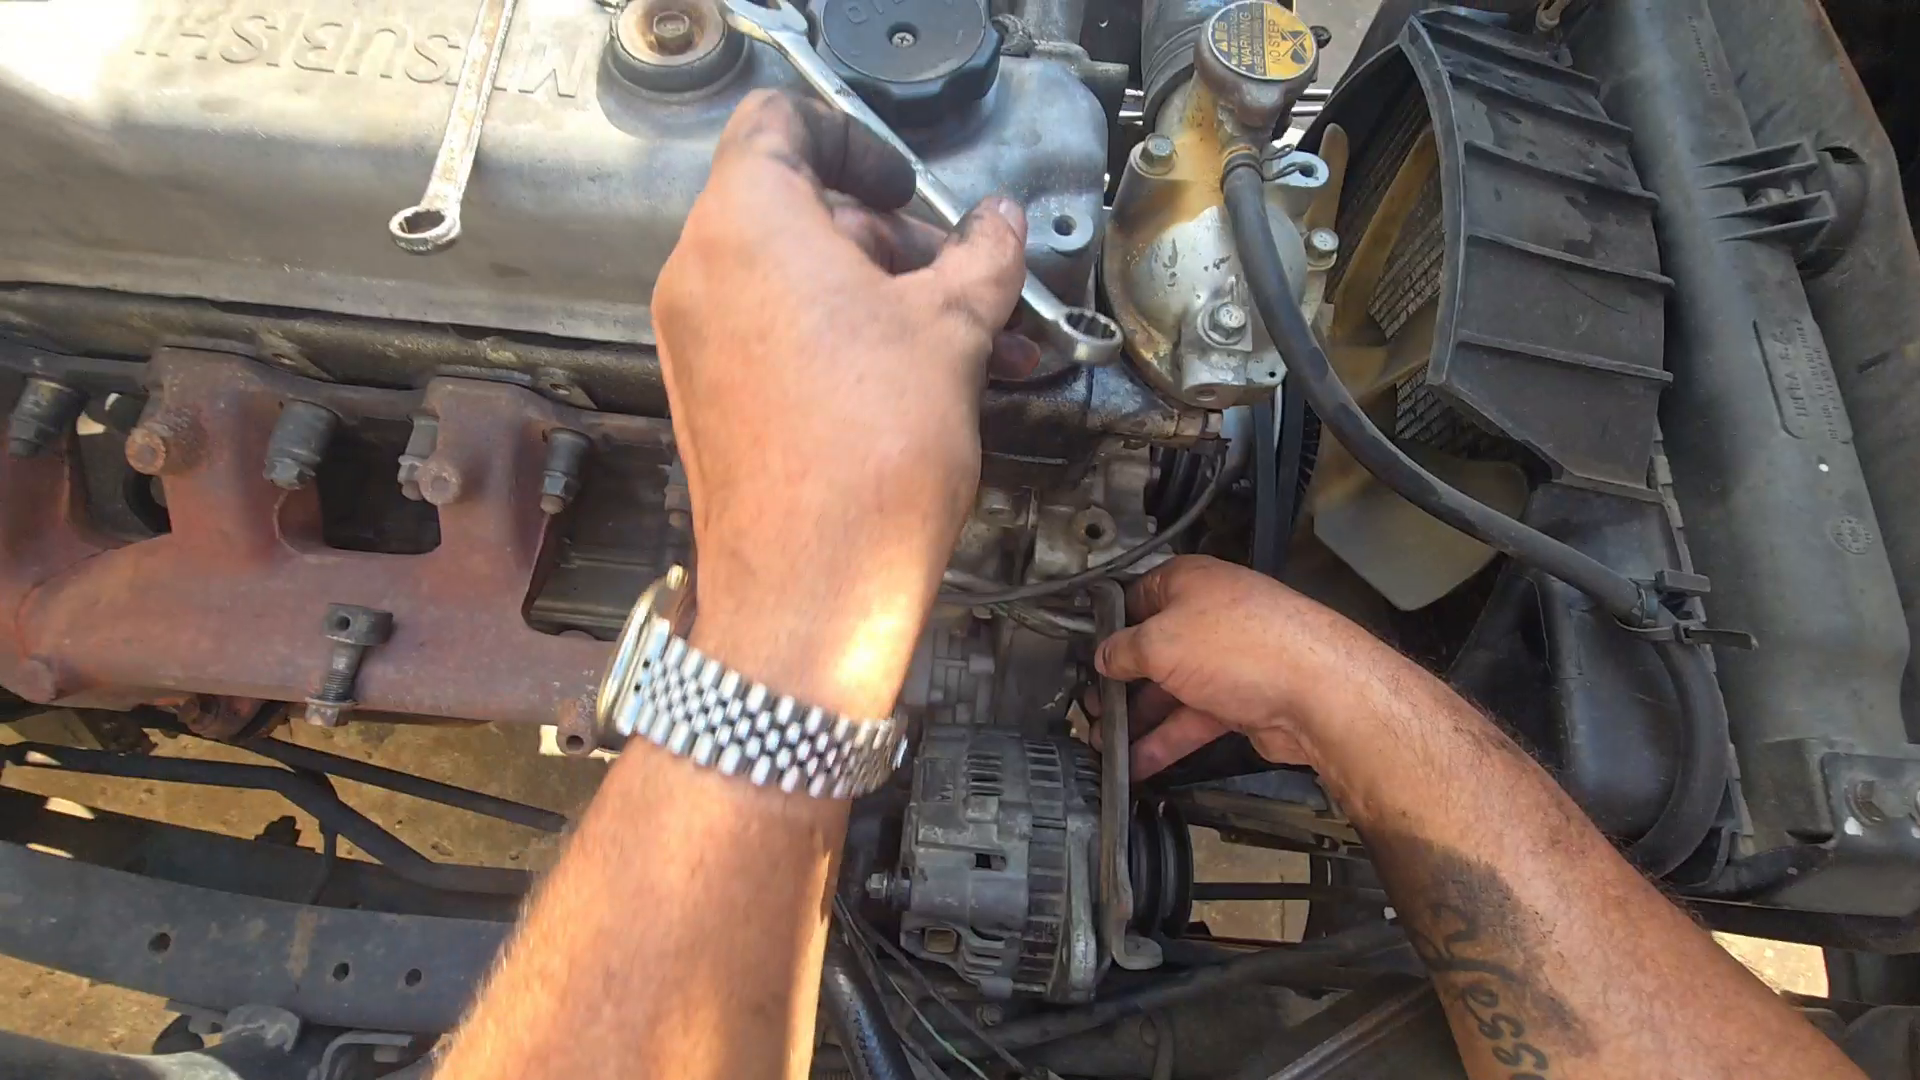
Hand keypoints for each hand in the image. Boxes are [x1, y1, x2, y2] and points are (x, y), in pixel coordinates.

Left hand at [653, 90, 1029, 717]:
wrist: (815, 587)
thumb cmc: (871, 457)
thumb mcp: (952, 333)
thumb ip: (982, 260)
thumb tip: (1000, 229)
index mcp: (747, 226)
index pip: (784, 125)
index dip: (858, 143)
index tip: (909, 187)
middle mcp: (702, 277)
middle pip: (803, 216)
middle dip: (895, 245)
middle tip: (963, 284)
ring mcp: (699, 346)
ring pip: (799, 288)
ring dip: (884, 304)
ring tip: (963, 345)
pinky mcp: (714, 405)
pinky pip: (782, 345)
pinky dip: (845, 347)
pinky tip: (916, 383)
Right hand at [1094, 556, 1418, 778]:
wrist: (1319, 693)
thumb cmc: (1239, 647)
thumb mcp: (1158, 642)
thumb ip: (1121, 651)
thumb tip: (1104, 657)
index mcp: (1186, 582)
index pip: (1132, 600)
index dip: (1106, 629)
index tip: (1084, 657)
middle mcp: (1207, 615)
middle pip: (1150, 650)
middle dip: (1118, 683)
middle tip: (1090, 708)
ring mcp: (1226, 659)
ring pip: (1170, 690)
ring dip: (1138, 719)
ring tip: (1104, 744)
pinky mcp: (1240, 699)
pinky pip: (1192, 719)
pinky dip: (1166, 740)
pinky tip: (1137, 763)